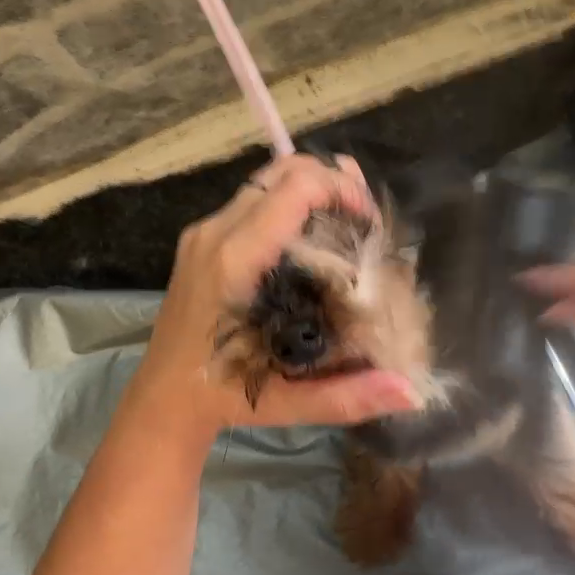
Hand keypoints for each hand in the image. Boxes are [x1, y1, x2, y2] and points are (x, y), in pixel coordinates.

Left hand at [129, 153, 421, 439]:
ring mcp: (202, 235)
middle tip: (362, 220)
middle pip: (280, 172)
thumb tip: (413, 394)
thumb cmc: (222, 399)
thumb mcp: (287, 402)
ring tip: (342, 225)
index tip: (369, 224)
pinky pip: (247, 203)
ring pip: (263, 183)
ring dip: (307, 192)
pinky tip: (306, 240)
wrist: (161, 401)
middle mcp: (215, 235)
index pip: (295, 188)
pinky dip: (284, 206)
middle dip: (330, 183)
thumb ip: (348, 396)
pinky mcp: (198, 243)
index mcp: (235, 261)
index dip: (341, 190)